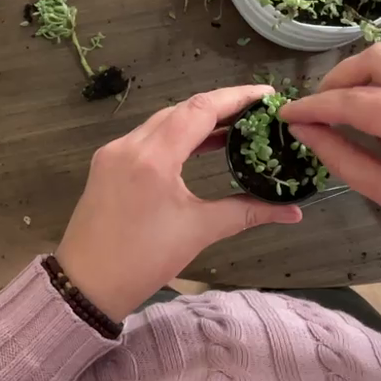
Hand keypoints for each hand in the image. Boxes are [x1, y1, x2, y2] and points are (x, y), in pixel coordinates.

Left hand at [57, 85, 303, 316]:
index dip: (236, 97)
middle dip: (220, 106)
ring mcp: (114, 152)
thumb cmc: (143, 261)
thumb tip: (294, 212)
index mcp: (153, 158)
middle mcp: (130, 144)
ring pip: (163, 121)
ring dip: (197, 121)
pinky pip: (147, 137)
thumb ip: (247, 212)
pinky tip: (200, 145)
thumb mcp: (199, 231)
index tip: (266, 94)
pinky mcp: (107, 163)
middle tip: (257, 112)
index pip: (200, 109)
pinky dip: (176, 136)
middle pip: (181, 110)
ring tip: (236, 126)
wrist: (85, 285)